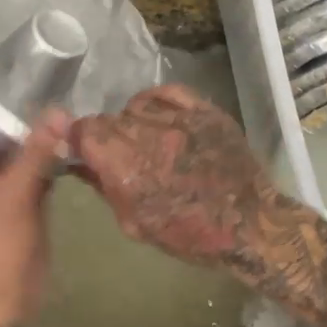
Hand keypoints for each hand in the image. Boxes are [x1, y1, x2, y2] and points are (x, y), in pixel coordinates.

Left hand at [0, 109, 67, 326]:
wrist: (10, 293)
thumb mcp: (15, 193)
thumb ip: (36, 153)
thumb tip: (60, 111)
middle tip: (18, 69)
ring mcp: (2, 187)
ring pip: (8, 148)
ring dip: (21, 126)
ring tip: (44, 90)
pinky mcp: (26, 200)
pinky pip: (32, 167)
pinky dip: (44, 151)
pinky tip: (65, 133)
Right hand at [70, 85, 286, 270]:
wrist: (249, 225)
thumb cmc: (187, 234)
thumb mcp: (133, 222)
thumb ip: (102, 186)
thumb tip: (78, 162)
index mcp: (125, 166)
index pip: (84, 130)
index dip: (79, 139)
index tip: (84, 150)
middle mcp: (148, 135)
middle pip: (109, 119)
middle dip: (107, 135)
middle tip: (120, 154)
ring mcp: (179, 119)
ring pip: (135, 105)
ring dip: (132, 121)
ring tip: (146, 139)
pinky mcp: (204, 110)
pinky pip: (167, 92)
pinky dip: (157, 103)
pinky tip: (160, 119)